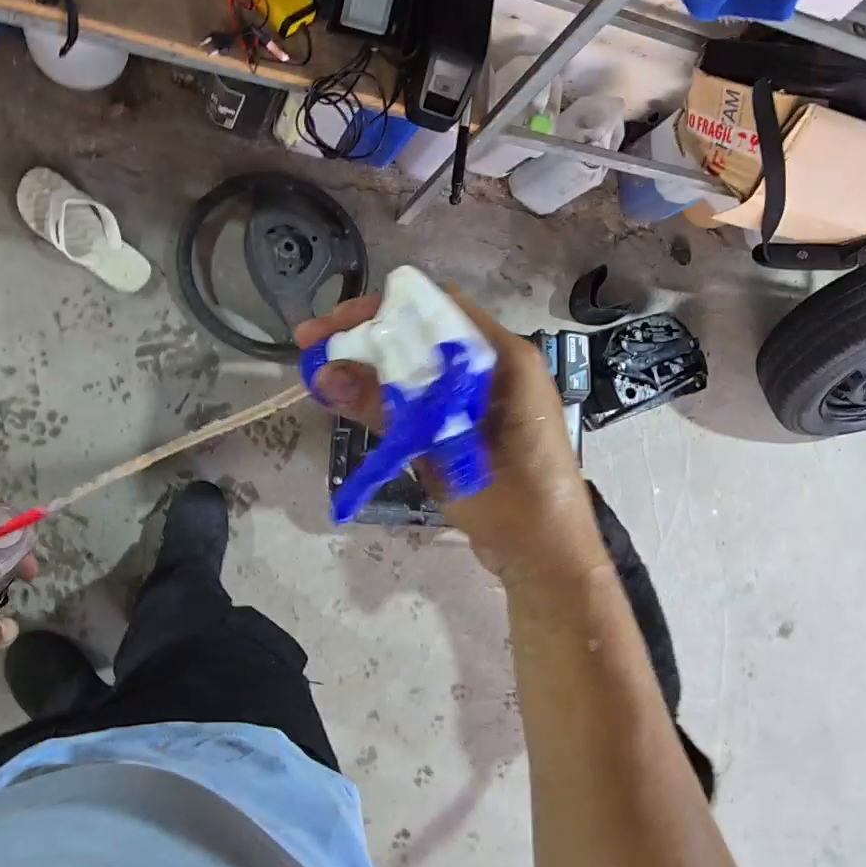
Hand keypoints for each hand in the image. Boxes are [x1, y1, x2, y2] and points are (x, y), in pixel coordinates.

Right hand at [295, 290, 606, 585]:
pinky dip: (395, 394)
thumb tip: (325, 373)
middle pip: (425, 331)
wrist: (550, 560)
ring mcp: (488, 395)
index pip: (437, 307)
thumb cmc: (513, 503)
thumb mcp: (445, 453)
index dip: (380, 310)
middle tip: (316, 349)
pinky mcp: (477, 422)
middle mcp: (500, 365)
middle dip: (368, 337)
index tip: (333, 327)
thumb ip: (388, 409)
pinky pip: (431, 393)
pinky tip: (359, 401)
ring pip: (424, 363)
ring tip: (327, 376)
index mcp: (507, 357)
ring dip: (376, 366)